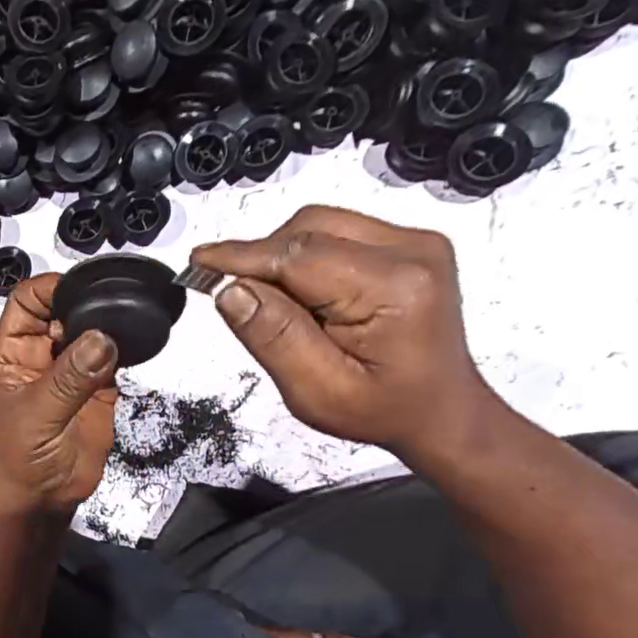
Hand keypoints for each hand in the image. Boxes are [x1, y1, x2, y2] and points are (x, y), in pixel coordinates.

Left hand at [0, 275, 119, 515]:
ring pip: (92, 331)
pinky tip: (134, 344)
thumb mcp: (38, 415)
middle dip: (85, 304)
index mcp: (14, 353)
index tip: (77, 289)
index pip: (27, 302)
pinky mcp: (100, 387)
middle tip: (111, 308)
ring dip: (108, 325)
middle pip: (63, 309)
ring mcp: (73, 369)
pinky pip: (114, 357)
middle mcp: (44, 354)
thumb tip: (100, 340)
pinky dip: (125, 349)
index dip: (48, 289)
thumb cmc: (22, 459)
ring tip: (126, 324)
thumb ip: (68, 379)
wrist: (46, 499)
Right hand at [190, 206, 502, 461]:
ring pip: (320, 226)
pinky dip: (305, 260)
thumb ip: (274, 337)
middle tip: (237, 302)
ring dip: (282, 260)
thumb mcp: (318, 391)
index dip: (242, 257)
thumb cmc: (385, 410)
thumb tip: (231, 291)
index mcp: (395, 289)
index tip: (200, 263)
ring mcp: (413, 243)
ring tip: (279, 309)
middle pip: (308, 230)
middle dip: (262, 261)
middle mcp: (411, 252)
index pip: (298, 254)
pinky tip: (305, 299)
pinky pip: (337, 235)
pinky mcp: (405, 245)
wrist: (437, 410)